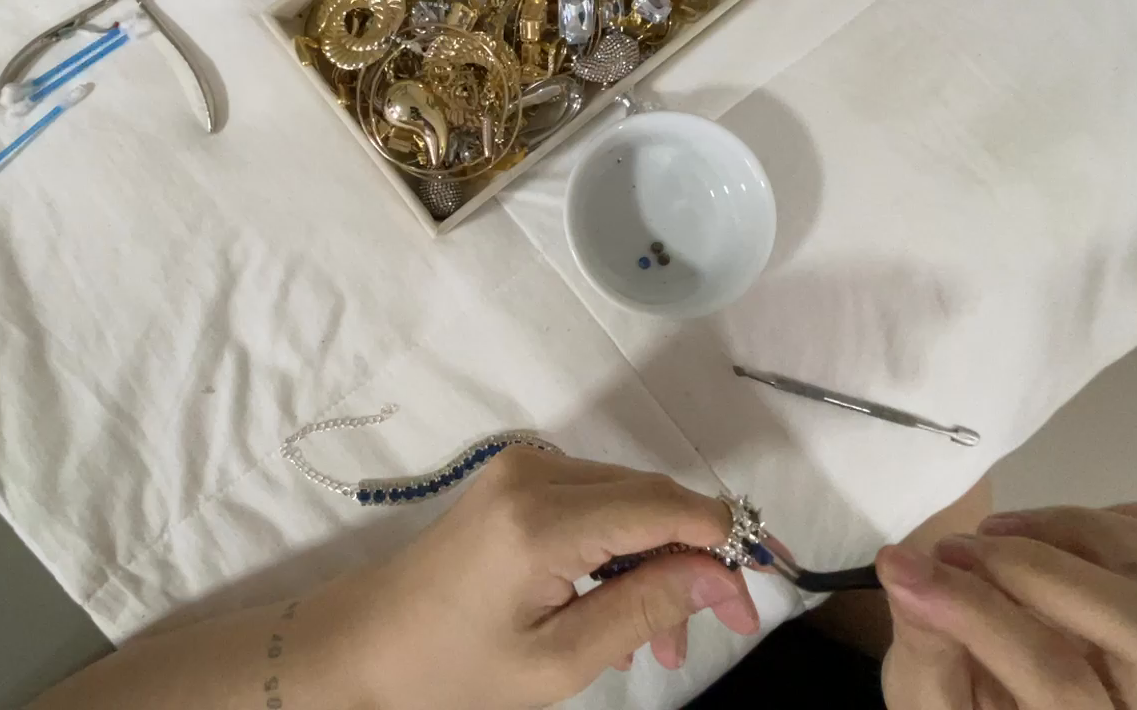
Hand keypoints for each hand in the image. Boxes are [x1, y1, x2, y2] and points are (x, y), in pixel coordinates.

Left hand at [342, 447, 761, 709]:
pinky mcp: (518, 476)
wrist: (372, 640)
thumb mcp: (559, 661)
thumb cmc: (457, 669)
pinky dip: (621, 543)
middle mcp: (536, 471)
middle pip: (648, 494)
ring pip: (626, 496)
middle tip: (721, 624)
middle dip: (694, 553)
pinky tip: (623, 598)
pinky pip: (595, 498)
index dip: (722, 536)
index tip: (764, 581)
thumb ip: (642, 607)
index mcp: (542, 516)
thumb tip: (716, 573)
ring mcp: (524, 466)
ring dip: (658, 555)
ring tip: (664, 637)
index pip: (660, 504)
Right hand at [877, 503, 1136, 708]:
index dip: (976, 612)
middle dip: (1036, 569)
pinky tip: (1060, 534)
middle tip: (955, 551)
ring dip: (1080, 534)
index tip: (900, 569)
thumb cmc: (961, 703)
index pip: (1060, 679)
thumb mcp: (923, 697)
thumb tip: (902, 565)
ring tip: (999, 531)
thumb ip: (920, 644)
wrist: (1005, 702)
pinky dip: (1133, 522)